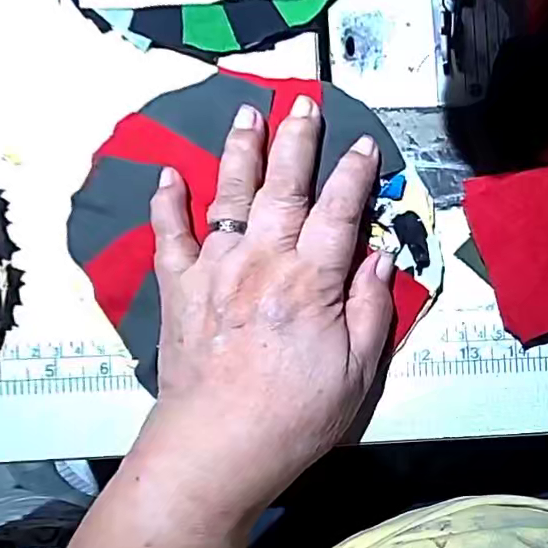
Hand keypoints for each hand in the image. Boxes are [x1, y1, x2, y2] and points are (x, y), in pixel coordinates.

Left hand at [127, 98, 394, 528]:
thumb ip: (371, 308)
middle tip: (303, 102)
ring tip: (246, 115)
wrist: (218, 444)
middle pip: (282, 187)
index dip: (354, 174)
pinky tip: (168, 176)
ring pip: (227, 197)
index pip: (339, 211)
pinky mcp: (177, 290)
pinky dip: (167, 204)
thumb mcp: (357, 372)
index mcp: (310, 280)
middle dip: (296, 140)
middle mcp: (261, 261)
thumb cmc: (294, 416)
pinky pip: (169, 236)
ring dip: (239, 153)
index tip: (362, 145)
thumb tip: (380, 255)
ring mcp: (213, 271)